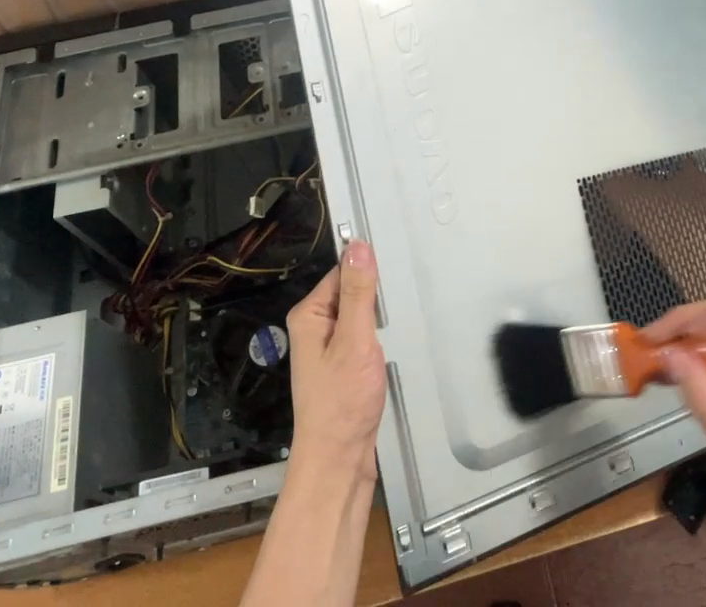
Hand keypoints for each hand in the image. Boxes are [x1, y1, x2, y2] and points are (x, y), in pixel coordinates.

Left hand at [284, 239, 386, 478]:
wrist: (339, 460)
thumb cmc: (342, 403)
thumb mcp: (355, 340)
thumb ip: (359, 293)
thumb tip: (358, 246)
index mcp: (309, 316)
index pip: (340, 273)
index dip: (367, 271)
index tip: (393, 273)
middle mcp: (314, 329)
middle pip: (351, 294)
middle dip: (376, 301)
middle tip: (396, 312)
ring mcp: (328, 350)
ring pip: (361, 319)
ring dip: (379, 324)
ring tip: (394, 333)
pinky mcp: (343, 368)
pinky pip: (363, 340)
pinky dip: (379, 342)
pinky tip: (389, 353)